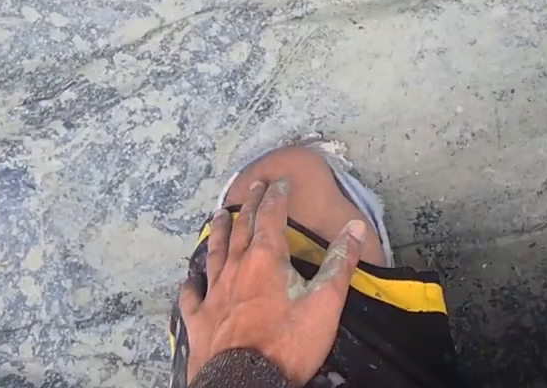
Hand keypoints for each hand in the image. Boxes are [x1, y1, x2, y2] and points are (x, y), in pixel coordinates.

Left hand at [179, 179, 366, 384]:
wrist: (244, 386)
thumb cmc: (287, 344)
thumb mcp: (325, 302)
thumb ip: (340, 262)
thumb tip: (355, 227)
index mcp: (266, 258)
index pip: (271, 214)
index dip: (276, 195)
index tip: (280, 180)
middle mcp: (237, 267)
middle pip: (242, 227)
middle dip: (249, 204)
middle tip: (252, 185)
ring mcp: (214, 294)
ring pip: (216, 253)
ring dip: (219, 232)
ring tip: (219, 216)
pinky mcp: (199, 321)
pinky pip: (192, 297)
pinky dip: (192, 285)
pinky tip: (191, 279)